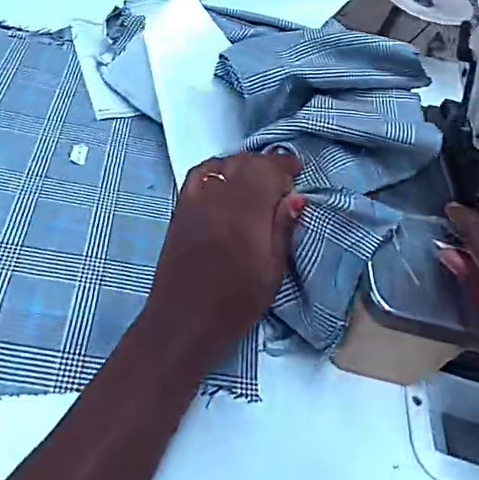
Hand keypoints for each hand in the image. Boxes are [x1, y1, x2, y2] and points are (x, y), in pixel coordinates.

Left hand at [144, 151, 303, 360]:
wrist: (185, 316)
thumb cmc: (235, 302)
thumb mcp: (272, 271)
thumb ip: (283, 229)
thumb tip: (295, 197)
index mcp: (246, 212)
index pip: (267, 170)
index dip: (284, 165)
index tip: (297, 170)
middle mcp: (219, 196)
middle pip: (246, 163)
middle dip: (266, 165)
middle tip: (282, 180)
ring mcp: (197, 198)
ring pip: (224, 164)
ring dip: (244, 165)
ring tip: (258, 180)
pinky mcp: (181, 205)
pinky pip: (201, 172)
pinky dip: (216, 168)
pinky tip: (225, 178)